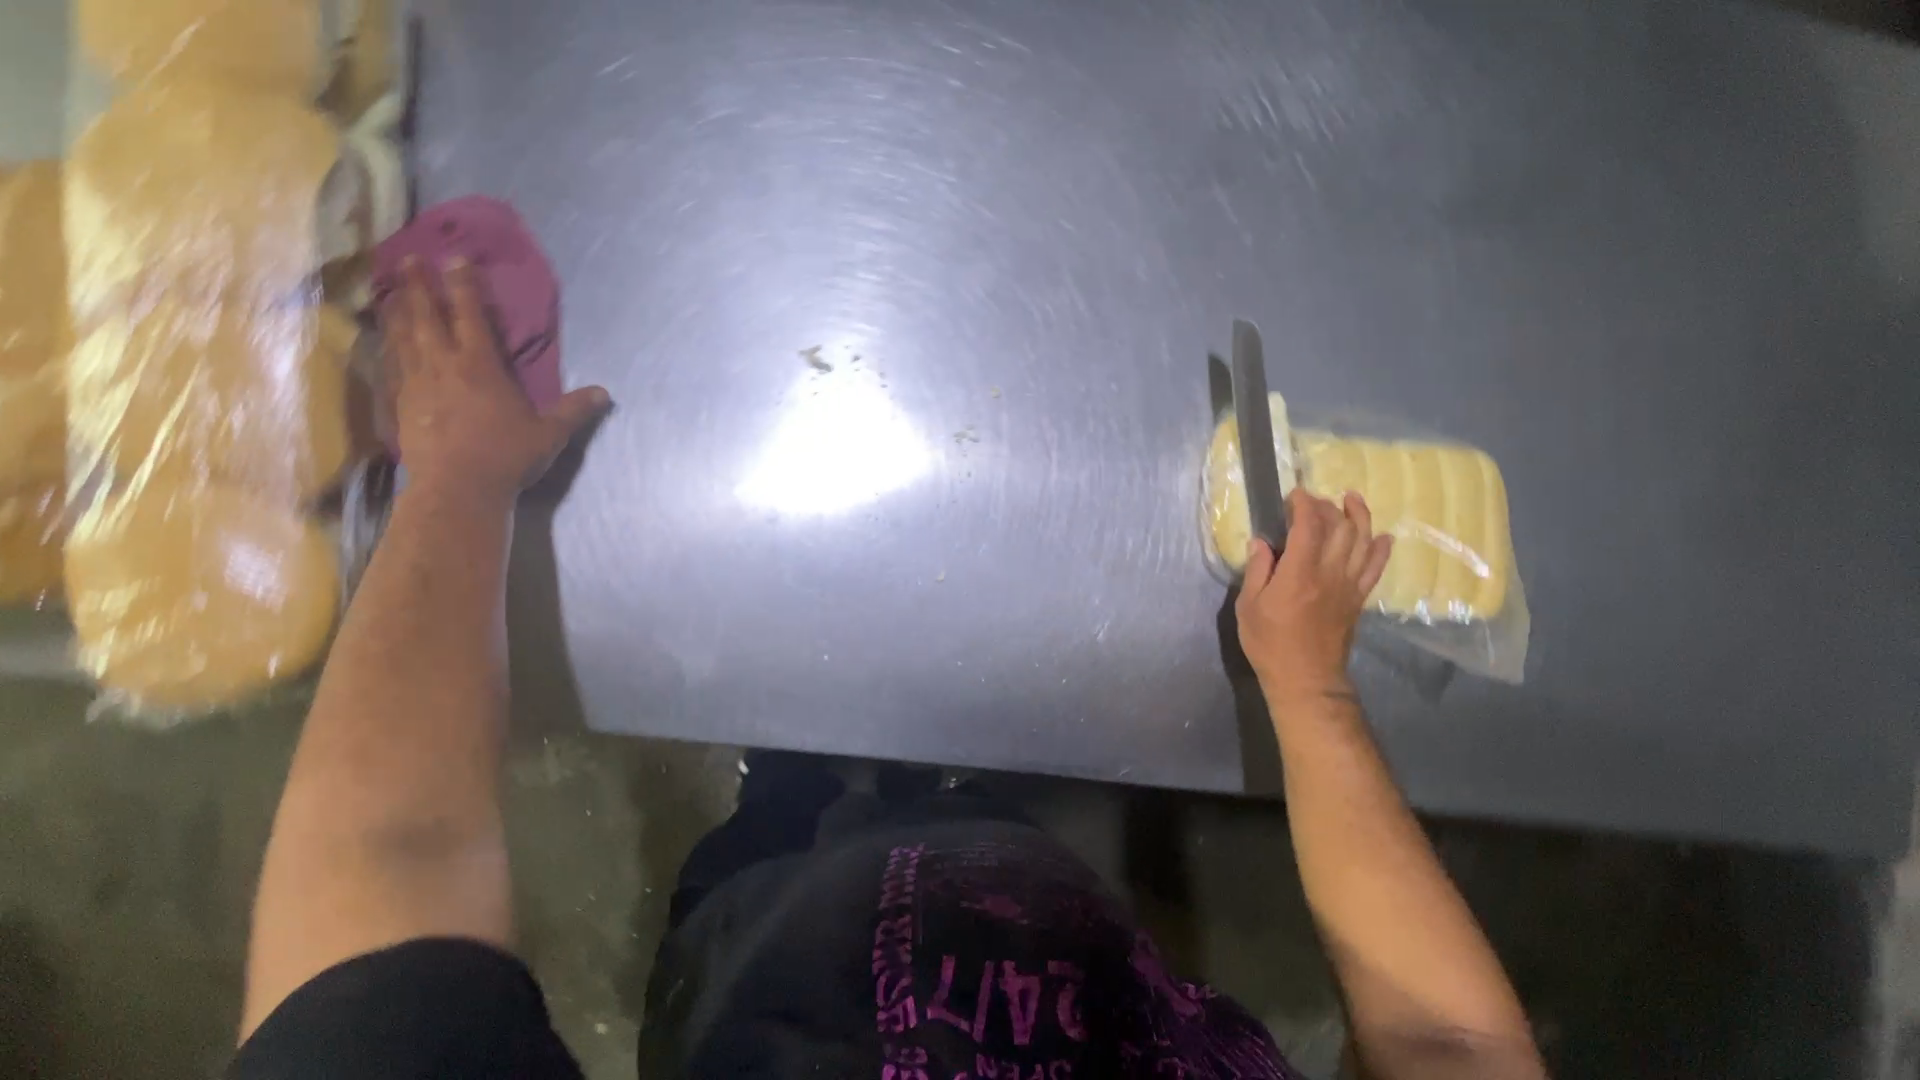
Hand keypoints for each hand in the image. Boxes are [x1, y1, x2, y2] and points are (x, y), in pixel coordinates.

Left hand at [382, 257, 610, 501]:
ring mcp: (416, 384)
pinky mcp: (400, 405)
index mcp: (481, 366)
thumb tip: (604, 393)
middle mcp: (443, 365)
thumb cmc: (507, 456)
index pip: (470, 314)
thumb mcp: (549, 433)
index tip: (455, 258)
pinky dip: (385, 349)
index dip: (463, 284)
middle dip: (418, 286)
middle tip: (407, 259)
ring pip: (402, 337)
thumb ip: (574, 410)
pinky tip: (382, 343)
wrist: (458, 489)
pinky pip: (390, 367)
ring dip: (397, 311)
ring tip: (389, 291)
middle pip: (426, 316)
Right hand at [1236, 488, 1392, 702]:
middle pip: (1338, 527)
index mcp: (1299, 573)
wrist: (1305, 679)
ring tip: (1352, 499)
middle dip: (1327, 506)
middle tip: (1313, 500)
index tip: (1293, 495)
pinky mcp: (1358, 599)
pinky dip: (1380, 550)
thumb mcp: (1249, 606)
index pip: (1308, 525)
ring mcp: (1348, 585)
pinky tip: (1381, 536)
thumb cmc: (1269, 643)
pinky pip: (1374, 569)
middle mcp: (1329, 573)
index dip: (1303, 504)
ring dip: (1359, 516)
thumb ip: (1257, 571)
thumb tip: (1261, 543)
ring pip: (1361, 541)